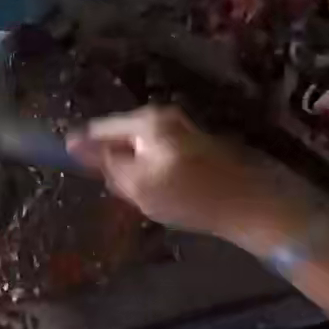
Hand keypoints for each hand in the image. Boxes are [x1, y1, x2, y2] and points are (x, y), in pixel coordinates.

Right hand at [66, 105, 291, 237]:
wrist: (256, 209)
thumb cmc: (190, 195)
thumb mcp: (135, 183)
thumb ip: (102, 161)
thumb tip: (72, 143)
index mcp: (147, 121)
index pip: (100, 128)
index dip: (85, 149)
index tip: (78, 170)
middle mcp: (165, 118)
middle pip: (122, 138)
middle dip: (116, 163)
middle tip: (123, 192)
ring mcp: (185, 131)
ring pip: (141, 150)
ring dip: (136, 172)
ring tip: (146, 198)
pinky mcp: (200, 148)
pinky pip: (161, 157)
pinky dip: (156, 174)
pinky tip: (166, 197)